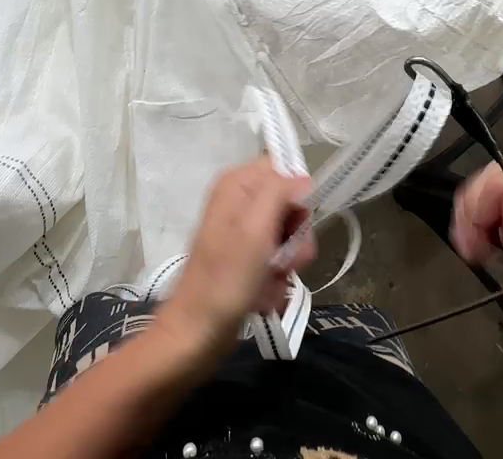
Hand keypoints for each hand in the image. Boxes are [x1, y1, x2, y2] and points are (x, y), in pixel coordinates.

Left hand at [156, 158, 314, 360]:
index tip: (295, 223)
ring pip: (289, 236)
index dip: (297, 197)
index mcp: (237, 184)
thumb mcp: (256, 228)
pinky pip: (279, 259)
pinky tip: (263, 294)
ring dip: (288, 262)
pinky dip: (276, 278)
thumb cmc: (226, 279)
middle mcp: (240, 201)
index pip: (284, 170)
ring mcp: (244, 232)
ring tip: (270, 281)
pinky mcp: (247, 259)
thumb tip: (305, 178)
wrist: (197, 333)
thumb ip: (279, 192)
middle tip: (283, 260)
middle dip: (295, 237)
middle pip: (291, 205)